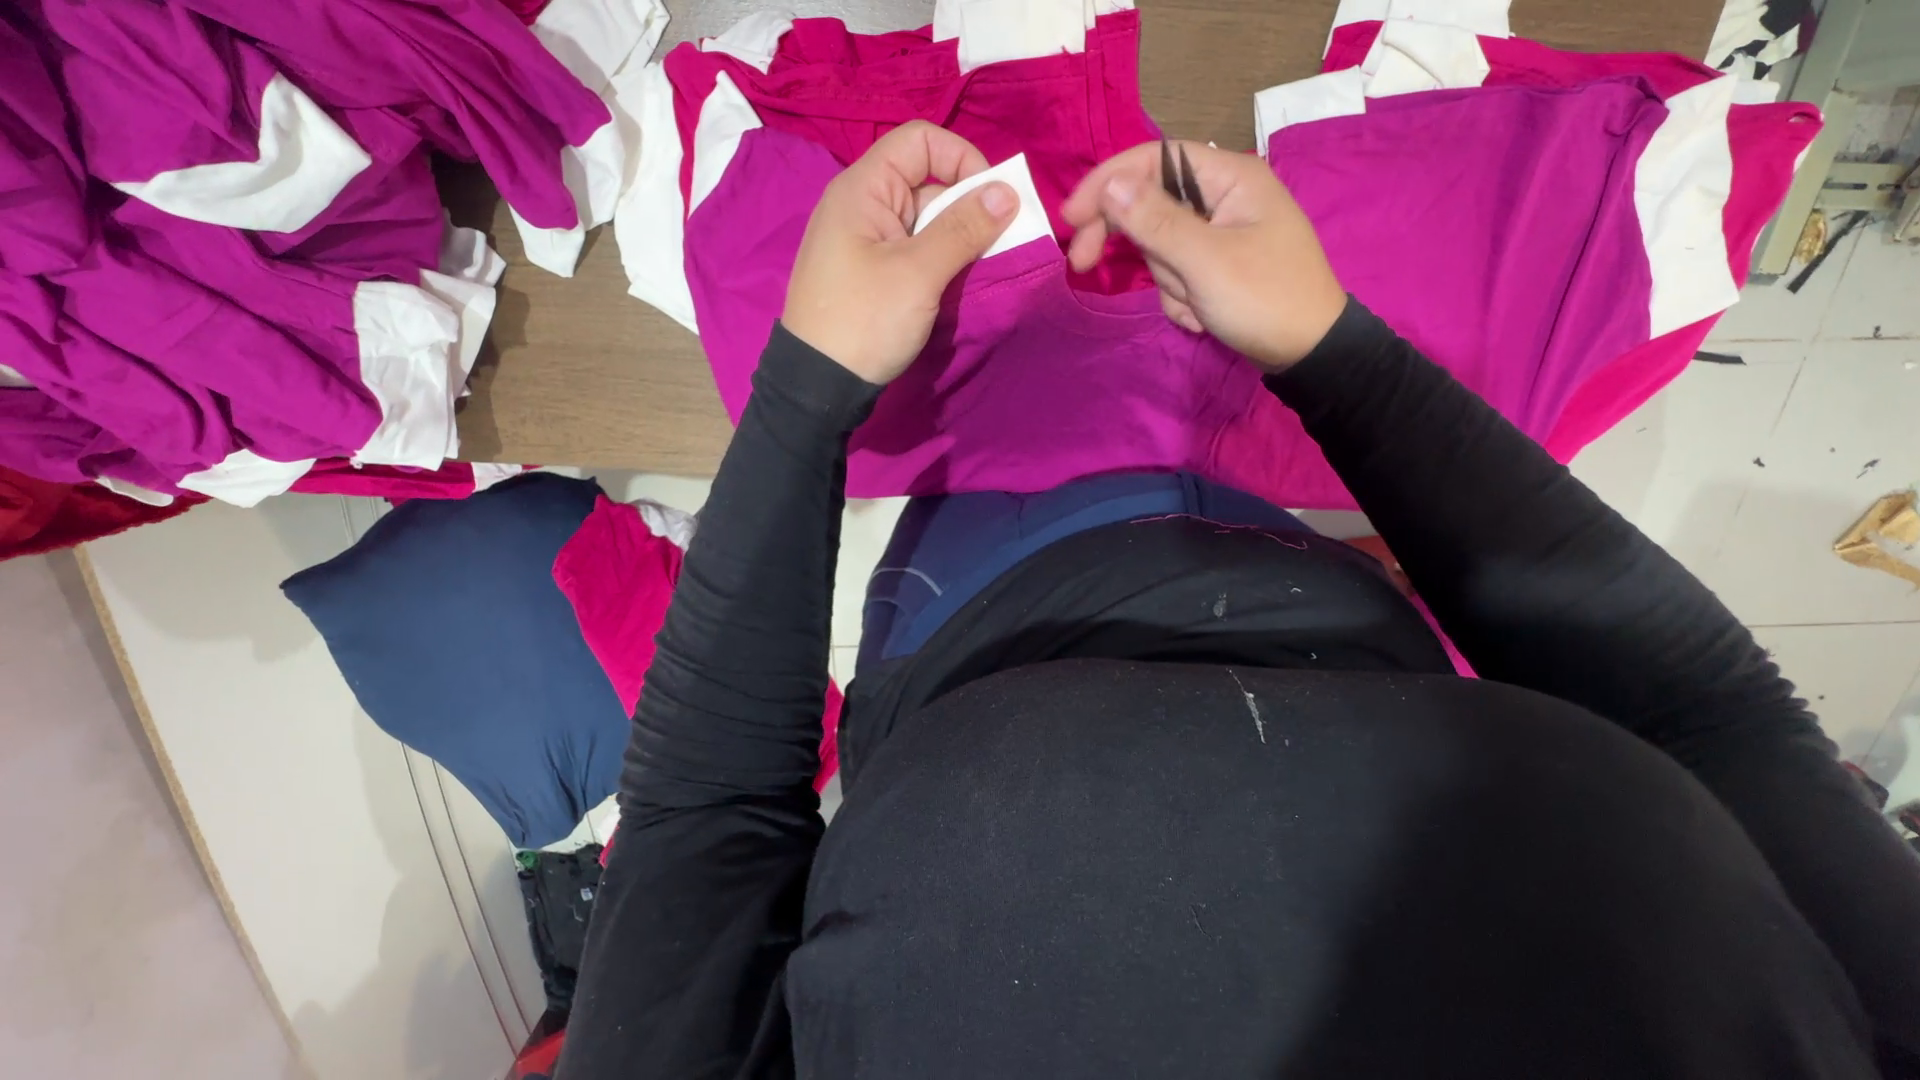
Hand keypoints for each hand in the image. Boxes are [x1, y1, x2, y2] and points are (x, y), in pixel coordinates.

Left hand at [782, 121, 1018, 384]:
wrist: (818, 385)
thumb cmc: (865, 321)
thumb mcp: (918, 273)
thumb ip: (963, 229)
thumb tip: (1008, 192)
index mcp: (862, 189)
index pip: (920, 140)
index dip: (962, 159)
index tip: (991, 201)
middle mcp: (861, 204)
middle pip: (926, 180)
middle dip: (966, 205)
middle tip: (993, 245)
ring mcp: (864, 240)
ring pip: (924, 219)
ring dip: (957, 237)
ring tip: (977, 268)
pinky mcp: (870, 271)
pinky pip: (913, 249)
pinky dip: (939, 259)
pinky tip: (954, 283)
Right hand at [1061, 141, 1346, 369]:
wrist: (1309, 354)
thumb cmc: (1265, 300)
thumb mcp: (1206, 262)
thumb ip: (1155, 221)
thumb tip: (1109, 184)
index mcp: (1230, 177)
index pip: (1154, 159)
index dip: (1106, 182)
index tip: (1071, 217)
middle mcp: (1223, 197)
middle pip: (1150, 205)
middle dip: (1132, 243)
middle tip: (1084, 266)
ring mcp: (1218, 235)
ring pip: (1159, 248)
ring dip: (1168, 282)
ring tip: (1199, 305)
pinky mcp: (1214, 267)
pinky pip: (1175, 274)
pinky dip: (1181, 298)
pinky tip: (1203, 316)